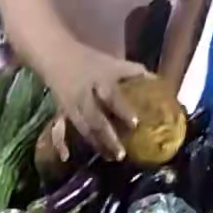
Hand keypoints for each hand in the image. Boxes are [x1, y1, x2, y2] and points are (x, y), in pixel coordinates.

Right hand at [41, 46, 150, 160]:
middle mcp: (85, 96)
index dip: (123, 110)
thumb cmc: (89, 60)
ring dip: (96, 145)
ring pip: (84, 129)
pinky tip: (65, 157)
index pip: (112, 97)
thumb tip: (156, 80)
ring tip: (110, 158)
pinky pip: (58, 129)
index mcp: (98, 81)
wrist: (57, 53)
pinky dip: (60, 144)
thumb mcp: (111, 62)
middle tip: (121, 155)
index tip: (136, 124)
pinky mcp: (62, 113)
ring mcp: (72, 106)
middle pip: (97, 120)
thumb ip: (132, 71)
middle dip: (109, 138)